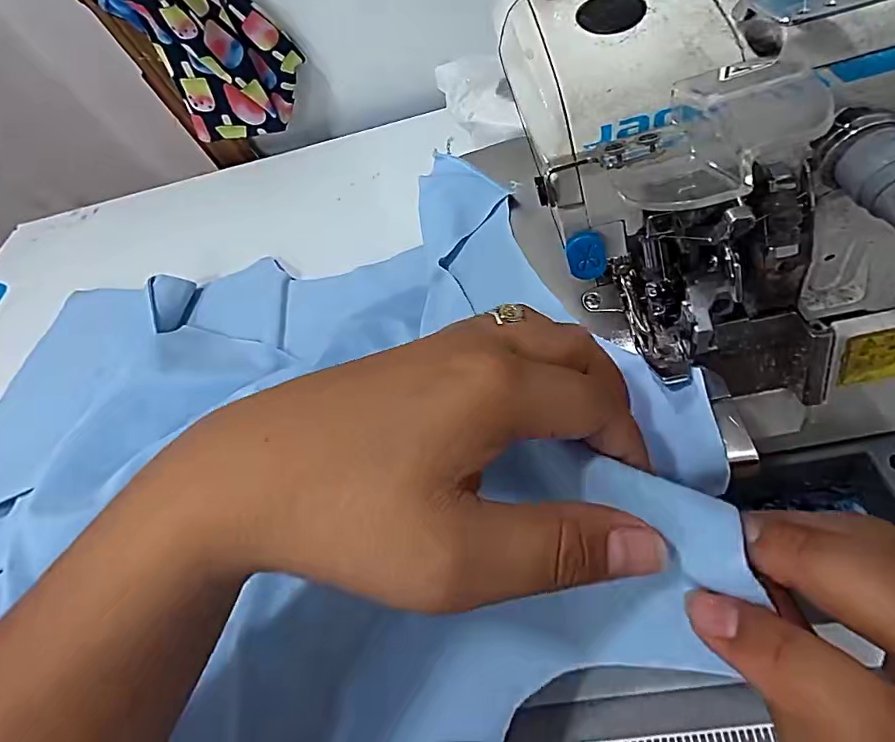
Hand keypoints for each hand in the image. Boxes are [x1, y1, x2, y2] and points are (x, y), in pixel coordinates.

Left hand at [127, 308, 668, 612]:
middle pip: (578, 353)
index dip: (630, 449)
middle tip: (606, 464)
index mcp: (500, 384)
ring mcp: (444, 339)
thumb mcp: (459, 559)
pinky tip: (508, 412)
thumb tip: (647, 541)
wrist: (247, 472)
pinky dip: (534, 365)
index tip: (631, 499)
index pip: (599, 403)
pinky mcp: (417, 349)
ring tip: (568, 435)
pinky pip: (502, 338)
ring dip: (572, 377)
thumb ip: (559, 549)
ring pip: (539, 335)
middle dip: (610, 403)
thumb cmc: (354, 517)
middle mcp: (481, 345)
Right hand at [685, 511, 894, 740]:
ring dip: (835, 538)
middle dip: (817, 558)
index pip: (891, 721)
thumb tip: (733, 616)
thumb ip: (801, 707)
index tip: (710, 607)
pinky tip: (823, 543)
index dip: (787, 655)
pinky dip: (869, 544)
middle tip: (737, 539)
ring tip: (768, 534)